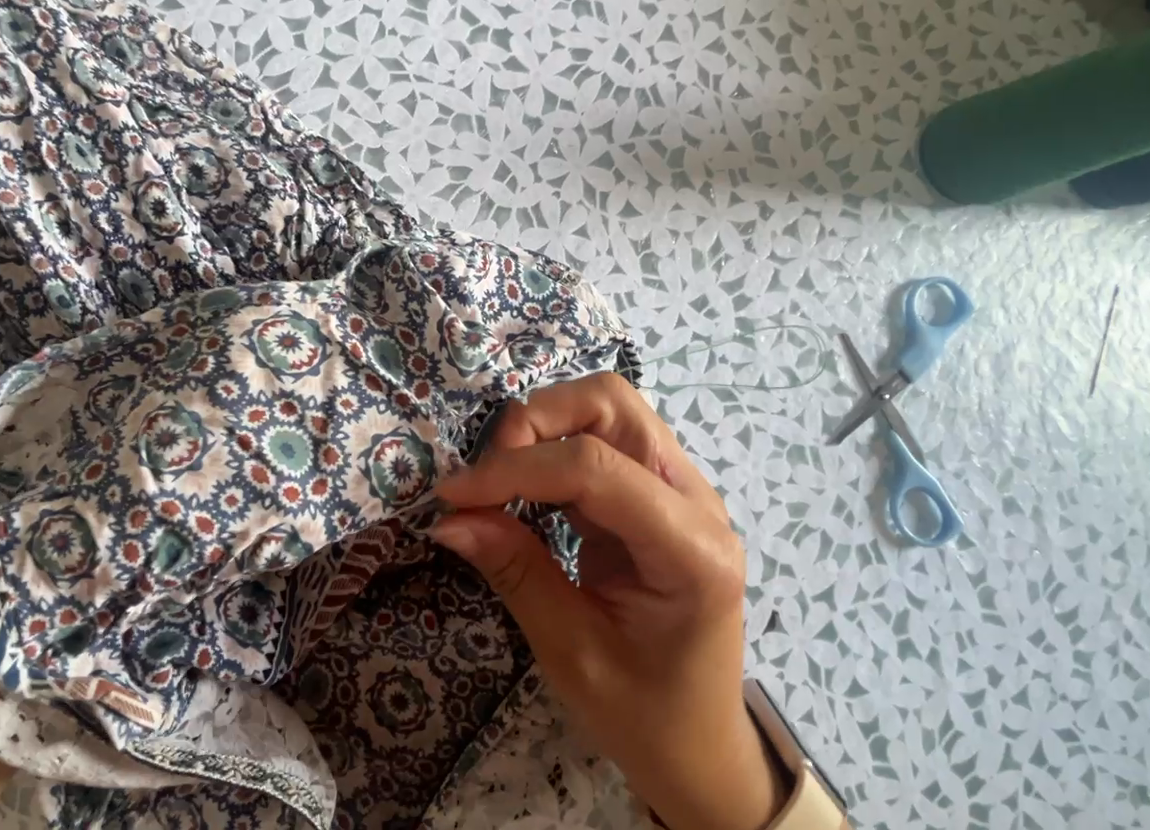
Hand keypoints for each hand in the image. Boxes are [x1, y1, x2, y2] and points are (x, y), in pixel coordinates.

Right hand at [429, 373, 785, 829]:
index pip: (595, 469)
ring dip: (543, 426)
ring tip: (499, 477)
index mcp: (693, 549)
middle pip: (612, 404)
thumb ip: (515, 571)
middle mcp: (696, 501)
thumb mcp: (572, 652)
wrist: (700, 747)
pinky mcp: (655, 493)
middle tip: (486, 474)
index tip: (453, 495)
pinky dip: (551, 446)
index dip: (514, 470)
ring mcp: (680, 491)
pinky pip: (601, 440)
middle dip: (536, 421)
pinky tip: (522, 486)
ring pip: (607, 409)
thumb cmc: (646, 713)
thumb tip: (449, 517)